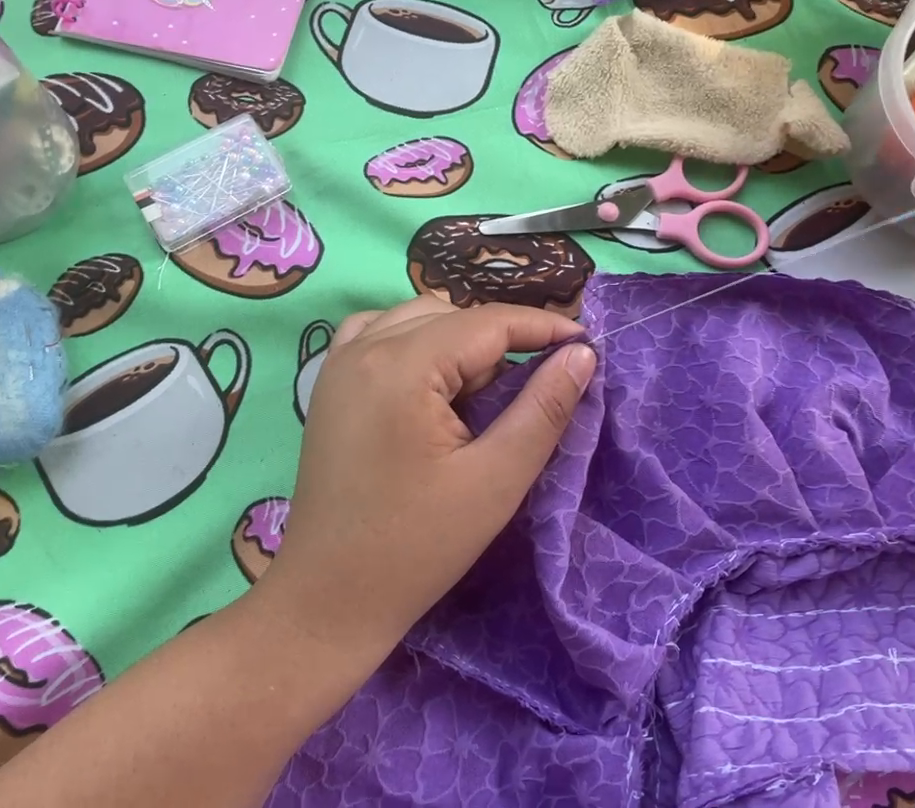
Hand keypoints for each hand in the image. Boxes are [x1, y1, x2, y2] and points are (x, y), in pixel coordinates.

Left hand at [256, 297, 596, 655]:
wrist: (329, 598)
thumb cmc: (417, 547)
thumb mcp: (495, 480)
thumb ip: (543, 410)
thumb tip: (582, 354)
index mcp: (402, 366)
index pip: (487, 322)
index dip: (542, 327)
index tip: (586, 343)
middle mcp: (363, 348)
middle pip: (451, 317)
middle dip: (499, 343)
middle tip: (530, 392)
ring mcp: (338, 363)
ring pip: (416, 319)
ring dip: (458, 342)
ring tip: (481, 397)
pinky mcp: (328, 384)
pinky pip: (379, 333)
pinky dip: (415, 343)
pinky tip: (430, 384)